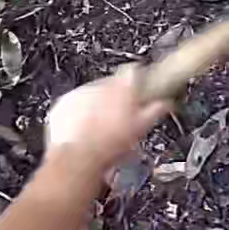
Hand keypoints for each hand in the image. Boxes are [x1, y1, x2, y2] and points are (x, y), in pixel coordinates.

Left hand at [44, 65, 170, 173]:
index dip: (136, 83)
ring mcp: (80, 93)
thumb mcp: (141, 128)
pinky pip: (74, 105)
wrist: (78, 157)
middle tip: (118, 120)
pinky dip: (78, 114)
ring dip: (96, 107)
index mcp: (122, 87)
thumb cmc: (110, 144)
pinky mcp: (63, 103)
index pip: (132, 72)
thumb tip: (165, 103)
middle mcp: (100, 85)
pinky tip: (84, 132)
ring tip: (100, 130)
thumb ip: (154, 110)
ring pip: (92, 95)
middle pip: (111, 85)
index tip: (137, 93)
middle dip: (115, 99)